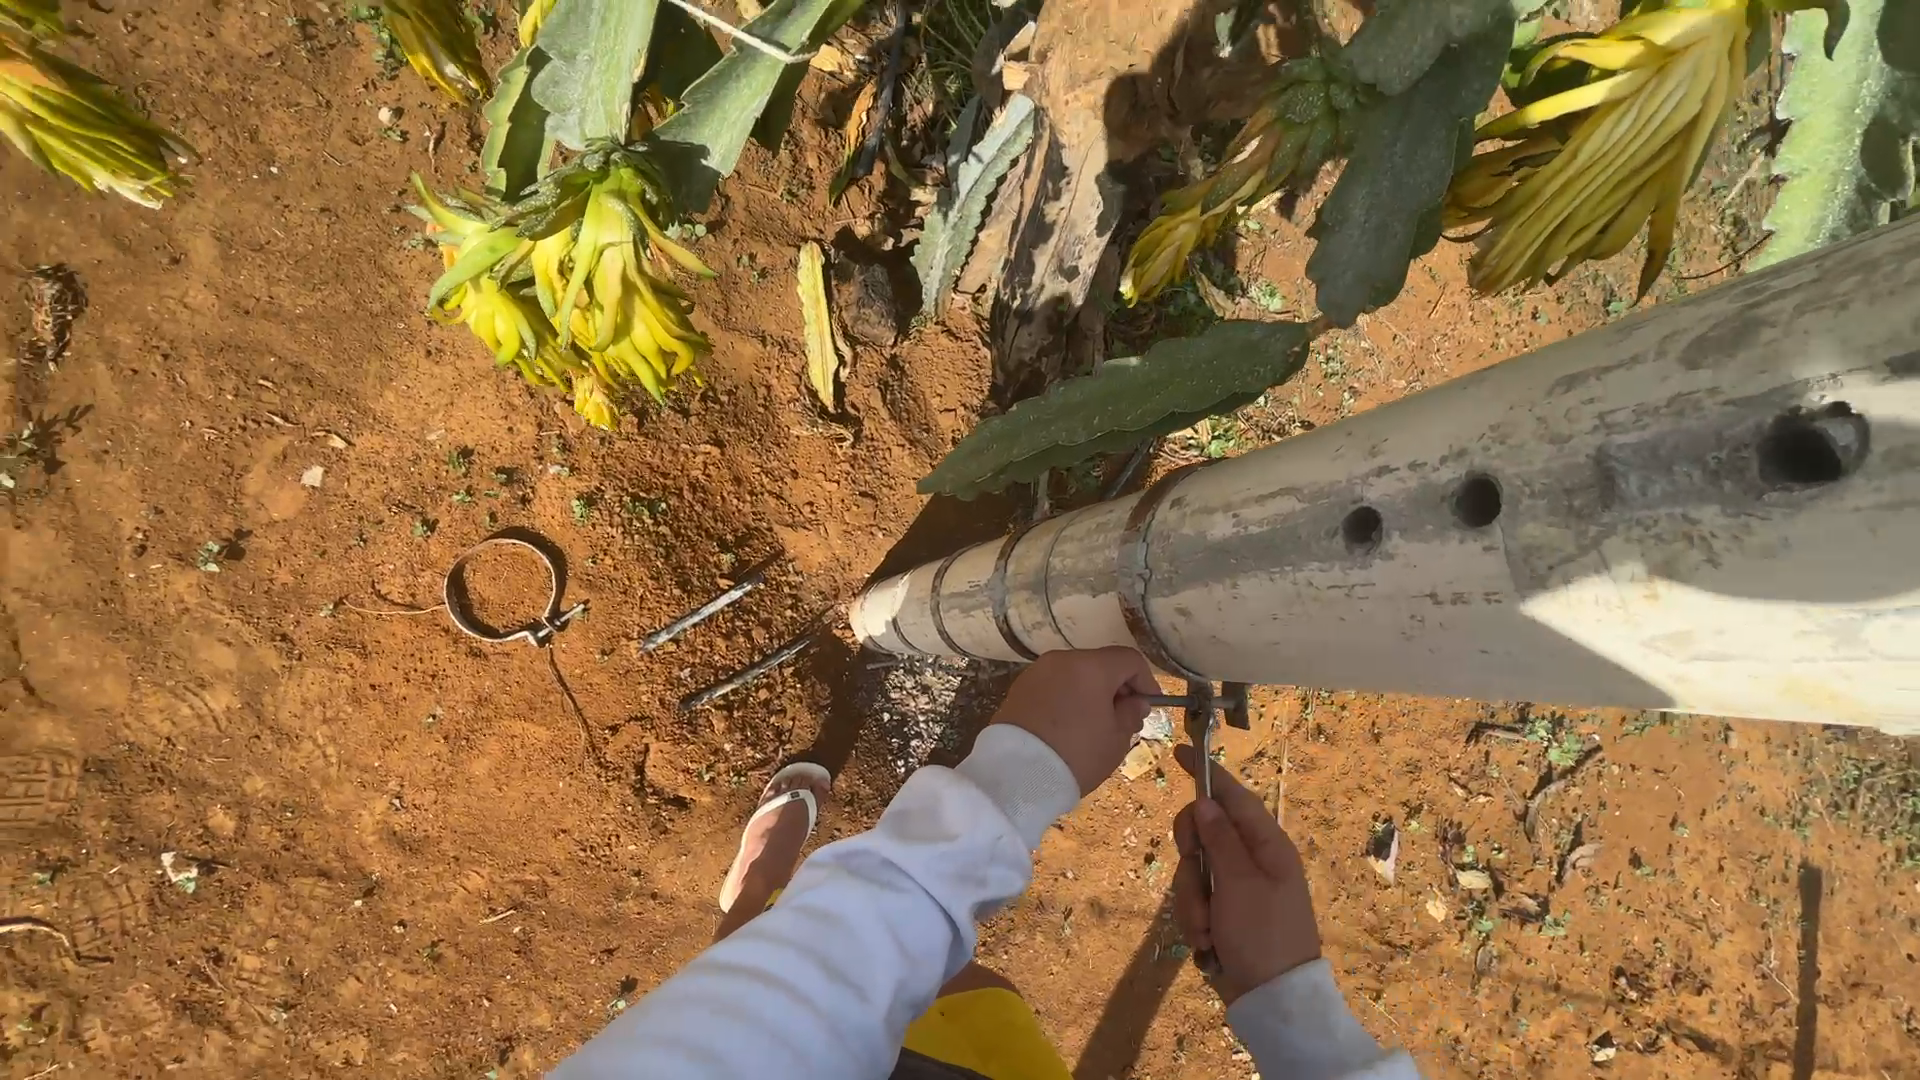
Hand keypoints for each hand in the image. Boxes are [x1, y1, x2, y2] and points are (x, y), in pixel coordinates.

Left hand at [988, 647, 1157, 794]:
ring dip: (1091, 692)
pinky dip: (1067, 698)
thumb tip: (1135, 702)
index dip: (1146, 681)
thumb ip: (1130, 713)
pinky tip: (1069, 726)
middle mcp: (1061, 660)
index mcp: (1090, 666)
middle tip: (1125, 719)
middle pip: (1100, 664)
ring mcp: (1037, 672)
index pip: (1129, 659)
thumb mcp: (1116, 739)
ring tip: (1096, 725)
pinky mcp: (1019, 688)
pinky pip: (1053, 686)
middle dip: (1117, 687)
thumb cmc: (1076, 754)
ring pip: (1075, 674)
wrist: (1016, 773)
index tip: (1149, 706)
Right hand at [1171, 742, 1321, 1004]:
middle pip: (1204, 831)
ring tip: (1207, 930)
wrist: (1275, 1004)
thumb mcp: (1239, 882)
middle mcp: (1252, 860)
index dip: (1207, 774)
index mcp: (1267, 845)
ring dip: (1192, 899)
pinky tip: (1208, 944)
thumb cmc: (1263, 935)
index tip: (1179, 753)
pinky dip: (1195, 919)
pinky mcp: (1225, 912)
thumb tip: (1204, 801)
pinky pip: (1195, 898)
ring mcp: (1238, 887)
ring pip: (1194, 869)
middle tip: (1195, 874)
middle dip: (1191, 857)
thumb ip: (1219, 838)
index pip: (1233, 796)